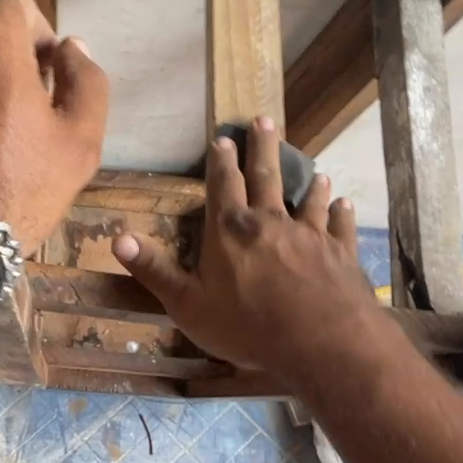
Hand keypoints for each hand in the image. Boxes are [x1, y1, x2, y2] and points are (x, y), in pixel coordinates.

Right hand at [112, 117, 384, 375]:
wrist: (321, 341)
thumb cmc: (246, 326)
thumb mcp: (187, 303)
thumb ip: (154, 270)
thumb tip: (117, 238)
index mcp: (230, 231)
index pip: (224, 185)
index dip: (222, 161)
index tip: (223, 138)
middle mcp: (271, 222)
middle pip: (267, 177)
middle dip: (263, 148)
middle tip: (265, 120)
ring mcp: (310, 236)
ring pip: (308, 199)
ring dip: (308, 182)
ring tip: (313, 168)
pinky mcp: (339, 254)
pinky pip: (340, 226)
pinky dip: (340, 213)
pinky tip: (344, 205)